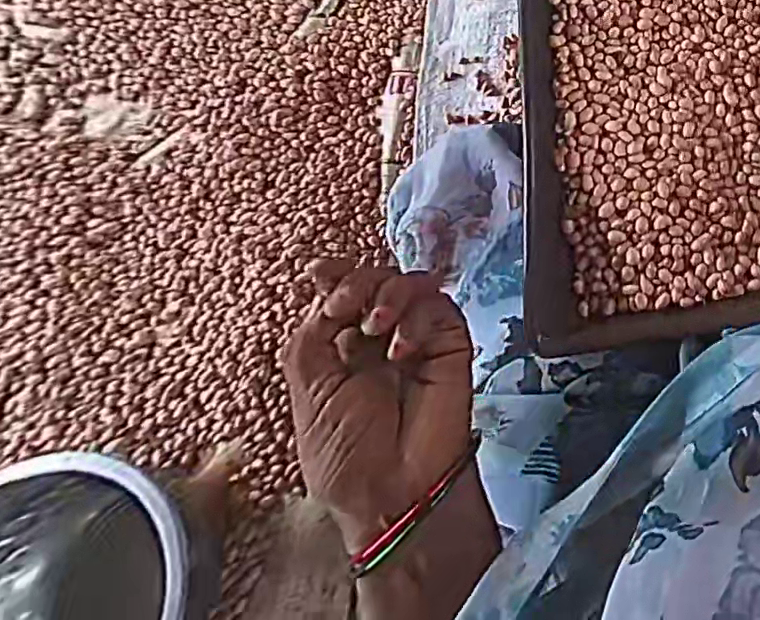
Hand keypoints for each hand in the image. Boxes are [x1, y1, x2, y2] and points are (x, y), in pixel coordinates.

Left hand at [281, 264, 474, 550]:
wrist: (393, 488)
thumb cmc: (346, 451)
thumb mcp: (309, 392)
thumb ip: (312, 335)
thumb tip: (326, 285)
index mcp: (345, 346)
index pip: (344, 295)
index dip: (336, 276)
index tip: (321, 271)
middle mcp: (382, 334)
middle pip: (377, 280)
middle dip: (360, 282)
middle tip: (347, 305)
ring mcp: (418, 334)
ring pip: (409, 284)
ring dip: (388, 294)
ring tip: (376, 325)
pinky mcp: (450, 340)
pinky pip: (437, 307)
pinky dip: (416, 319)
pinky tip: (402, 350)